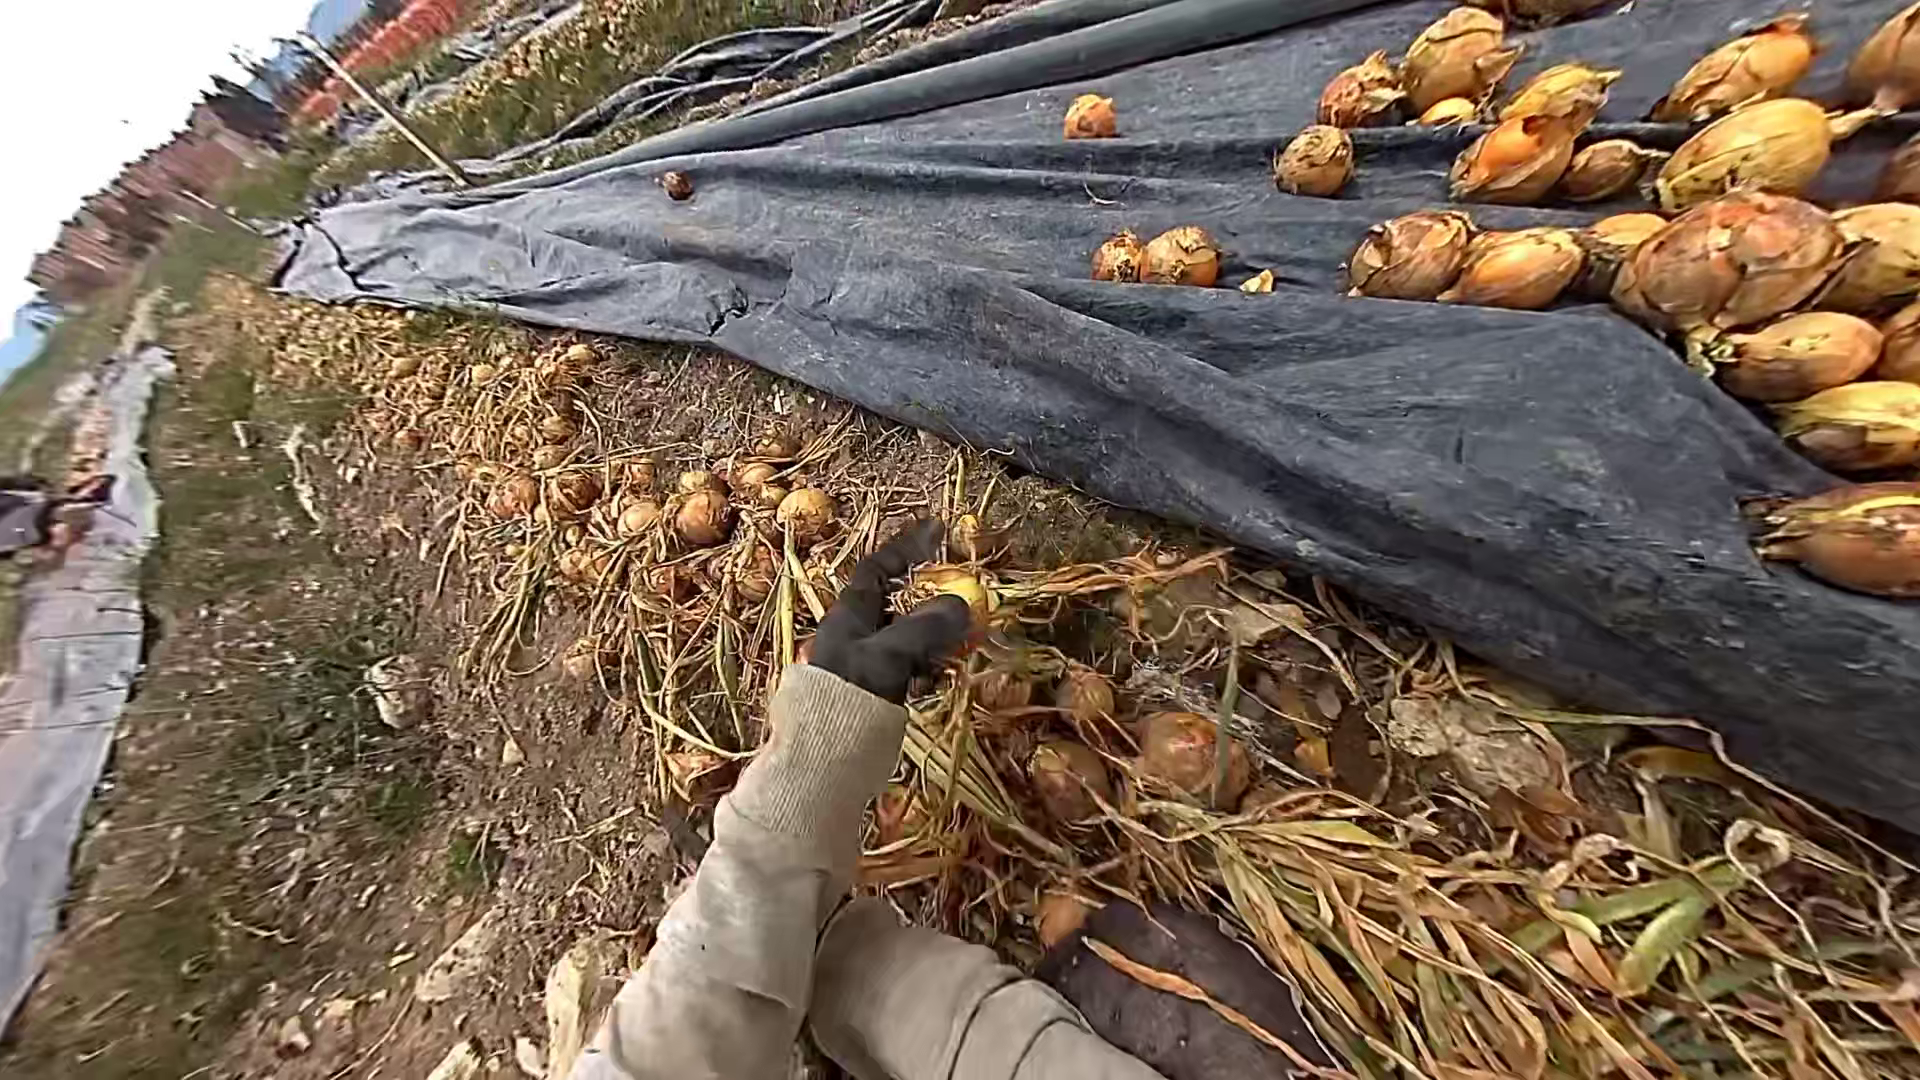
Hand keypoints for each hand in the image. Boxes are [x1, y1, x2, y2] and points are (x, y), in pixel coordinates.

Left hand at [809, 519, 972, 702]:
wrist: (827, 753)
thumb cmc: (850, 693)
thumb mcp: (889, 653)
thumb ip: (926, 627)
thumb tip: (961, 605)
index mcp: (850, 614)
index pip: (879, 568)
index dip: (906, 547)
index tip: (935, 531)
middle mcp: (858, 632)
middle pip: (900, 601)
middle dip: (932, 596)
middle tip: (963, 594)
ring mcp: (869, 660)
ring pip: (909, 634)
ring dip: (935, 634)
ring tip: (959, 640)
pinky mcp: (880, 686)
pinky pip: (912, 664)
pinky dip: (929, 664)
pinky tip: (938, 676)